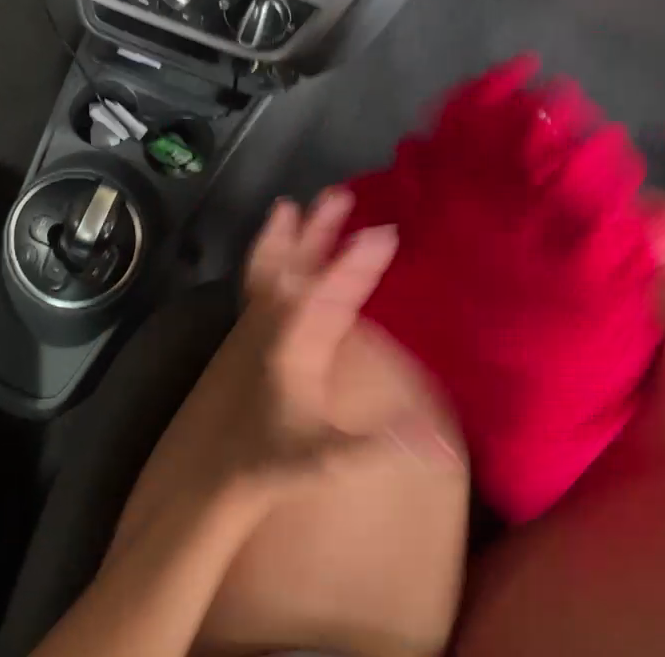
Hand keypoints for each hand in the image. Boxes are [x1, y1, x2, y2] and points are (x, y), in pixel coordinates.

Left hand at [122, 190, 456, 540]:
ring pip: (273, 270)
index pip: (328, 295)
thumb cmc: (276, 462)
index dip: (354, 263)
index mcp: (295, 346)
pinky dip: (265, 256)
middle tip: (341, 194)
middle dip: (317, 232)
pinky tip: (273, 242)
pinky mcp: (255, 333)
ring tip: (293, 204)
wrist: (225, 471)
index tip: (384, 231)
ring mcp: (260, 327)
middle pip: (297, 269)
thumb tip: (439, 441)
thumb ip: (380, 445)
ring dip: (288, 237)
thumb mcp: (330, 457)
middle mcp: (274, 326)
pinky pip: (258, 284)